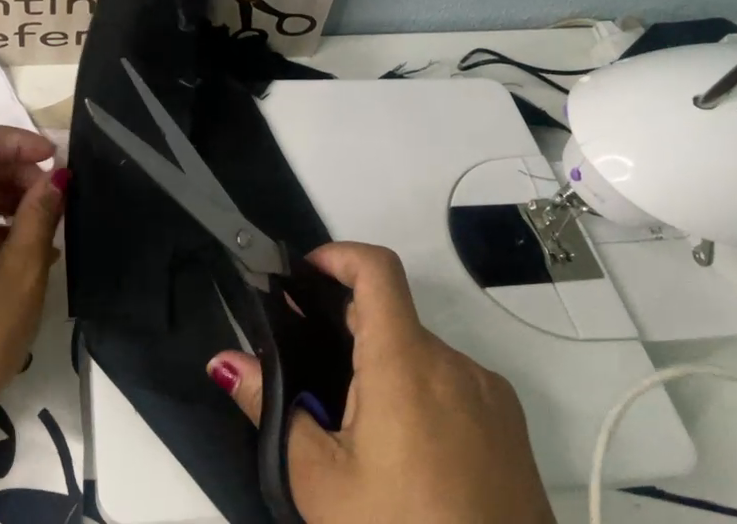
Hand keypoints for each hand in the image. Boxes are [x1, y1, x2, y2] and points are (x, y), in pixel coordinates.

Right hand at [206, 242, 555, 523]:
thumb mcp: (321, 480)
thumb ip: (271, 408)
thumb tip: (225, 362)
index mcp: (405, 362)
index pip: (376, 269)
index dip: (338, 255)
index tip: (305, 274)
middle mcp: (453, 363)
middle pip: (393, 320)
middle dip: (348, 336)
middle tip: (313, 386)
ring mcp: (489, 394)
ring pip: (422, 357)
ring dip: (385, 373)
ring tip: (359, 439)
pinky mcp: (511, 427)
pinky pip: (454, 387)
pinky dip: (421, 398)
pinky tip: (408, 461)